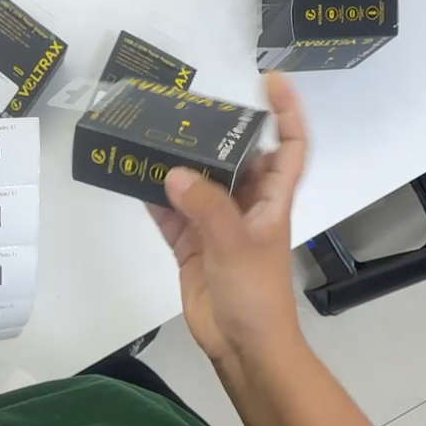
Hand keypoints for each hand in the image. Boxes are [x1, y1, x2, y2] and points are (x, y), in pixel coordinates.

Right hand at [148, 72, 310, 365]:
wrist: (242, 344)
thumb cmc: (255, 292)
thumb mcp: (235, 243)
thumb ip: (205, 206)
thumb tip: (173, 173)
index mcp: (272, 200)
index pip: (289, 146)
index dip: (286, 112)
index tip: (269, 81)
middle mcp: (246, 207)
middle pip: (233, 161)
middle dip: (214, 137)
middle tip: (184, 114)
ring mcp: (216, 228)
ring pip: (197, 186)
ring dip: (178, 167)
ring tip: (152, 141)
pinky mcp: (191, 248)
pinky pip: (172, 216)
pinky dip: (156, 201)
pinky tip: (136, 181)